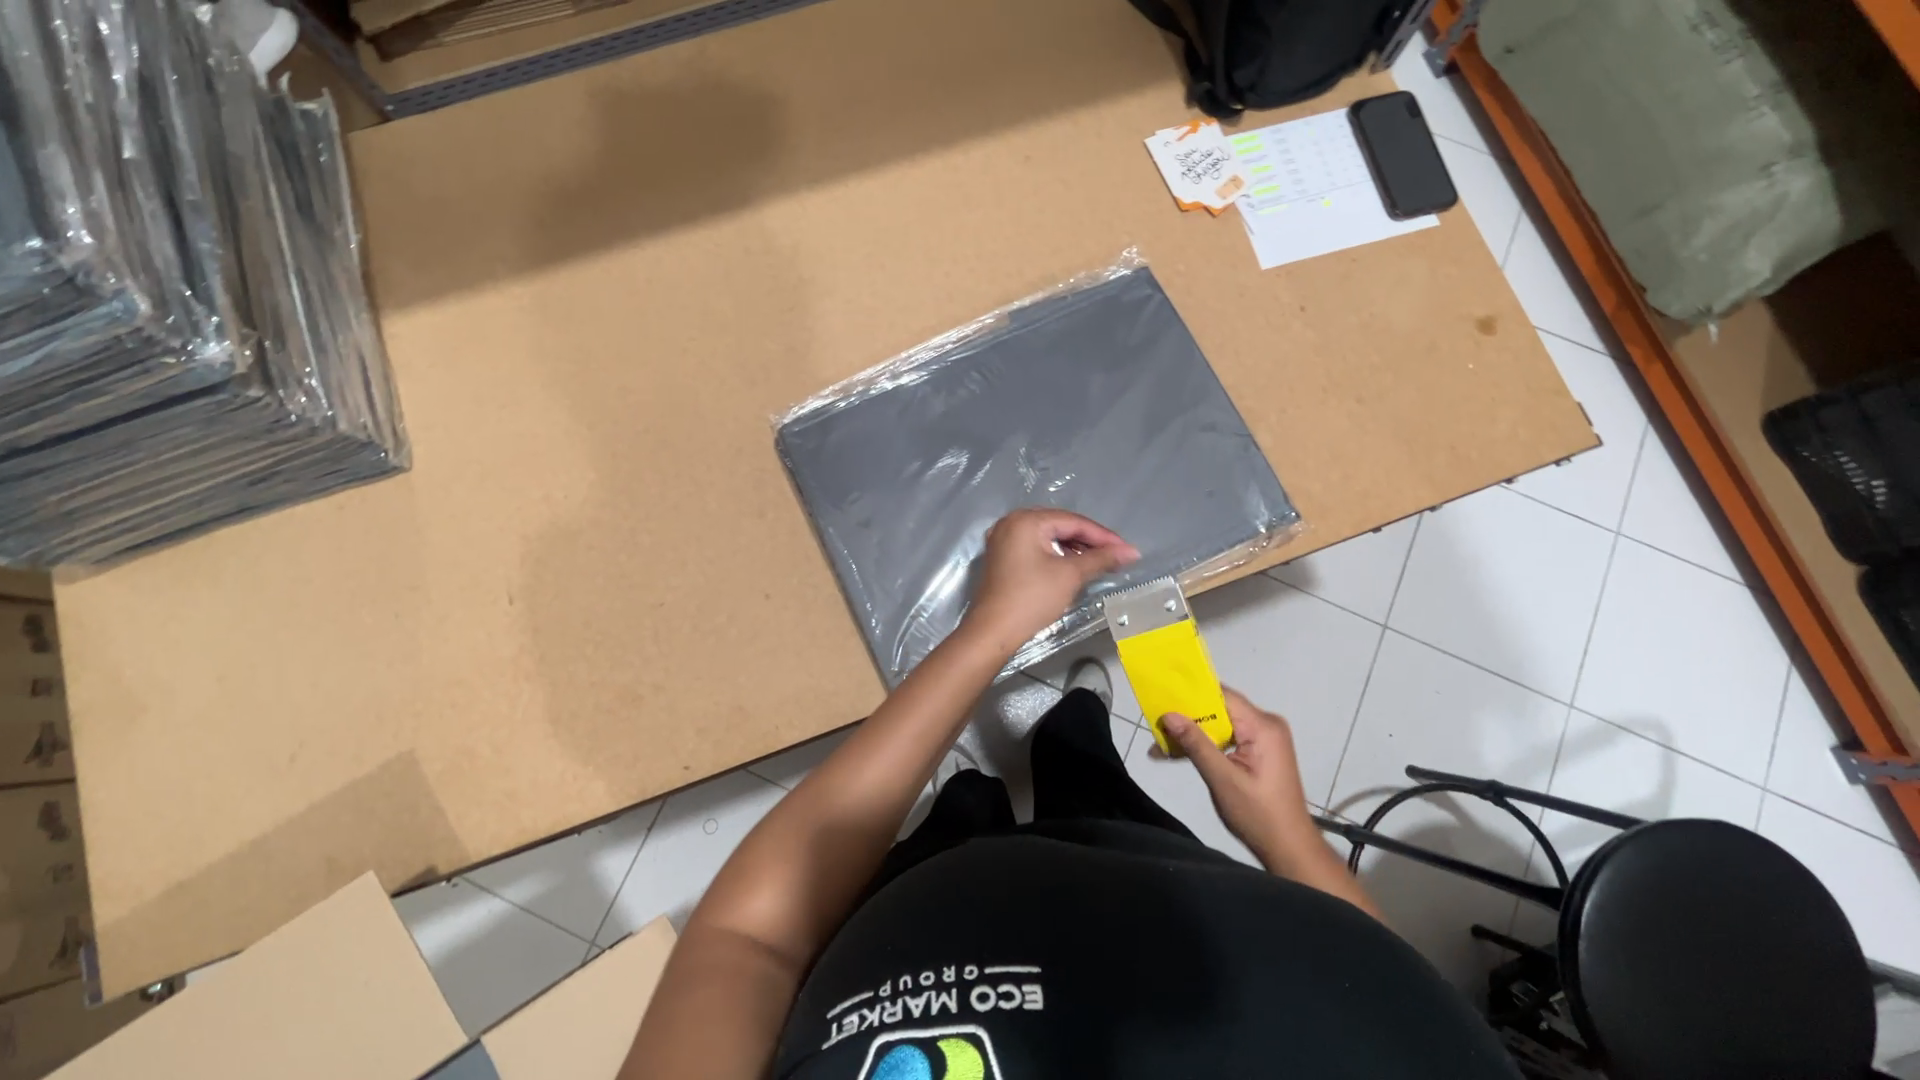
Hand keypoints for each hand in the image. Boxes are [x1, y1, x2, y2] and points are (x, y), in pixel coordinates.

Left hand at [964, 509, 1139, 650]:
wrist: (993, 630)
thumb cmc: (1032, 598)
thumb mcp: (1070, 575)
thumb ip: (1101, 558)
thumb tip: (1130, 552)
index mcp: (1026, 520)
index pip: (1073, 521)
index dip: (1103, 536)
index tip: (1127, 550)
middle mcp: (1010, 522)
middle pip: (1059, 525)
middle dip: (1089, 540)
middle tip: (1115, 554)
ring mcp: (1002, 538)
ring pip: (1046, 536)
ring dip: (1073, 547)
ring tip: (1097, 561)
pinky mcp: (1000, 556)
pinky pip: (1033, 546)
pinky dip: (1054, 553)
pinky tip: (1071, 564)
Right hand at [1160, 688, 1320, 872]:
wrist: (1290, 848)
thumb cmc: (1258, 815)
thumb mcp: (1222, 779)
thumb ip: (1196, 744)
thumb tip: (1169, 715)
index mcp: (1263, 727)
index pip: (1221, 696)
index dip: (1190, 696)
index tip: (1160, 700)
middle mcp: (1267, 724)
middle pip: (1220, 709)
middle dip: (1187, 719)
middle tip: (1156, 729)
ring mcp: (1265, 737)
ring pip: (1221, 724)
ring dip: (1194, 734)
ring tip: (1162, 746)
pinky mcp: (1261, 750)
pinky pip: (1229, 737)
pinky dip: (1207, 745)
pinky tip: (1181, 755)